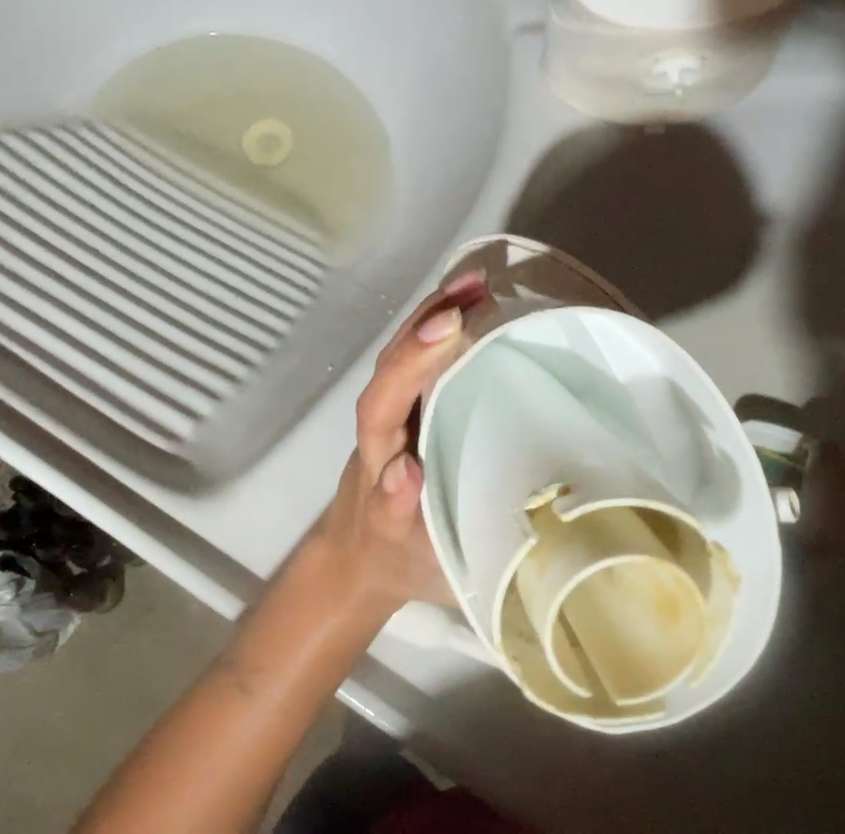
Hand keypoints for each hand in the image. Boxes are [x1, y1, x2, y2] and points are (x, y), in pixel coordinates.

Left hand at [303, 270, 489, 615]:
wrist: (365, 560)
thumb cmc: (393, 558)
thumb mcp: (403, 552)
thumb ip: (398, 516)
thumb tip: (403, 472)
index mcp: (378, 456)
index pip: (384, 403)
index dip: (411, 365)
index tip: (449, 330)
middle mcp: (382, 425)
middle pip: (392, 366)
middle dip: (426, 324)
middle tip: (476, 287)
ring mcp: (399, 415)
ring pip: (407, 358)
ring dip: (437, 318)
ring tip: (479, 284)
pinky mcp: (417, 412)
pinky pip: (429, 366)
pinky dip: (447, 334)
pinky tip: (478, 309)